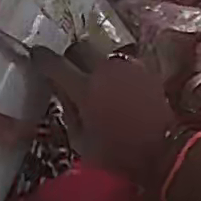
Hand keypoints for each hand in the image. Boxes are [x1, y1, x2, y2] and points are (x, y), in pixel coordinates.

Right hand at [30, 46, 178, 191]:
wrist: (165, 152)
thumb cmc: (118, 153)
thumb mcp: (81, 140)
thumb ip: (67, 111)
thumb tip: (61, 93)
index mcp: (83, 88)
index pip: (54, 63)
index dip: (41, 57)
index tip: (35, 55)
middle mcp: (103, 70)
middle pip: (79, 47)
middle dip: (70, 56)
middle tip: (68, 69)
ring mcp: (126, 67)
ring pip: (102, 54)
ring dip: (94, 64)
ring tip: (96, 81)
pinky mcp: (144, 71)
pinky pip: (121, 64)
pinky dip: (114, 72)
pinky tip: (117, 87)